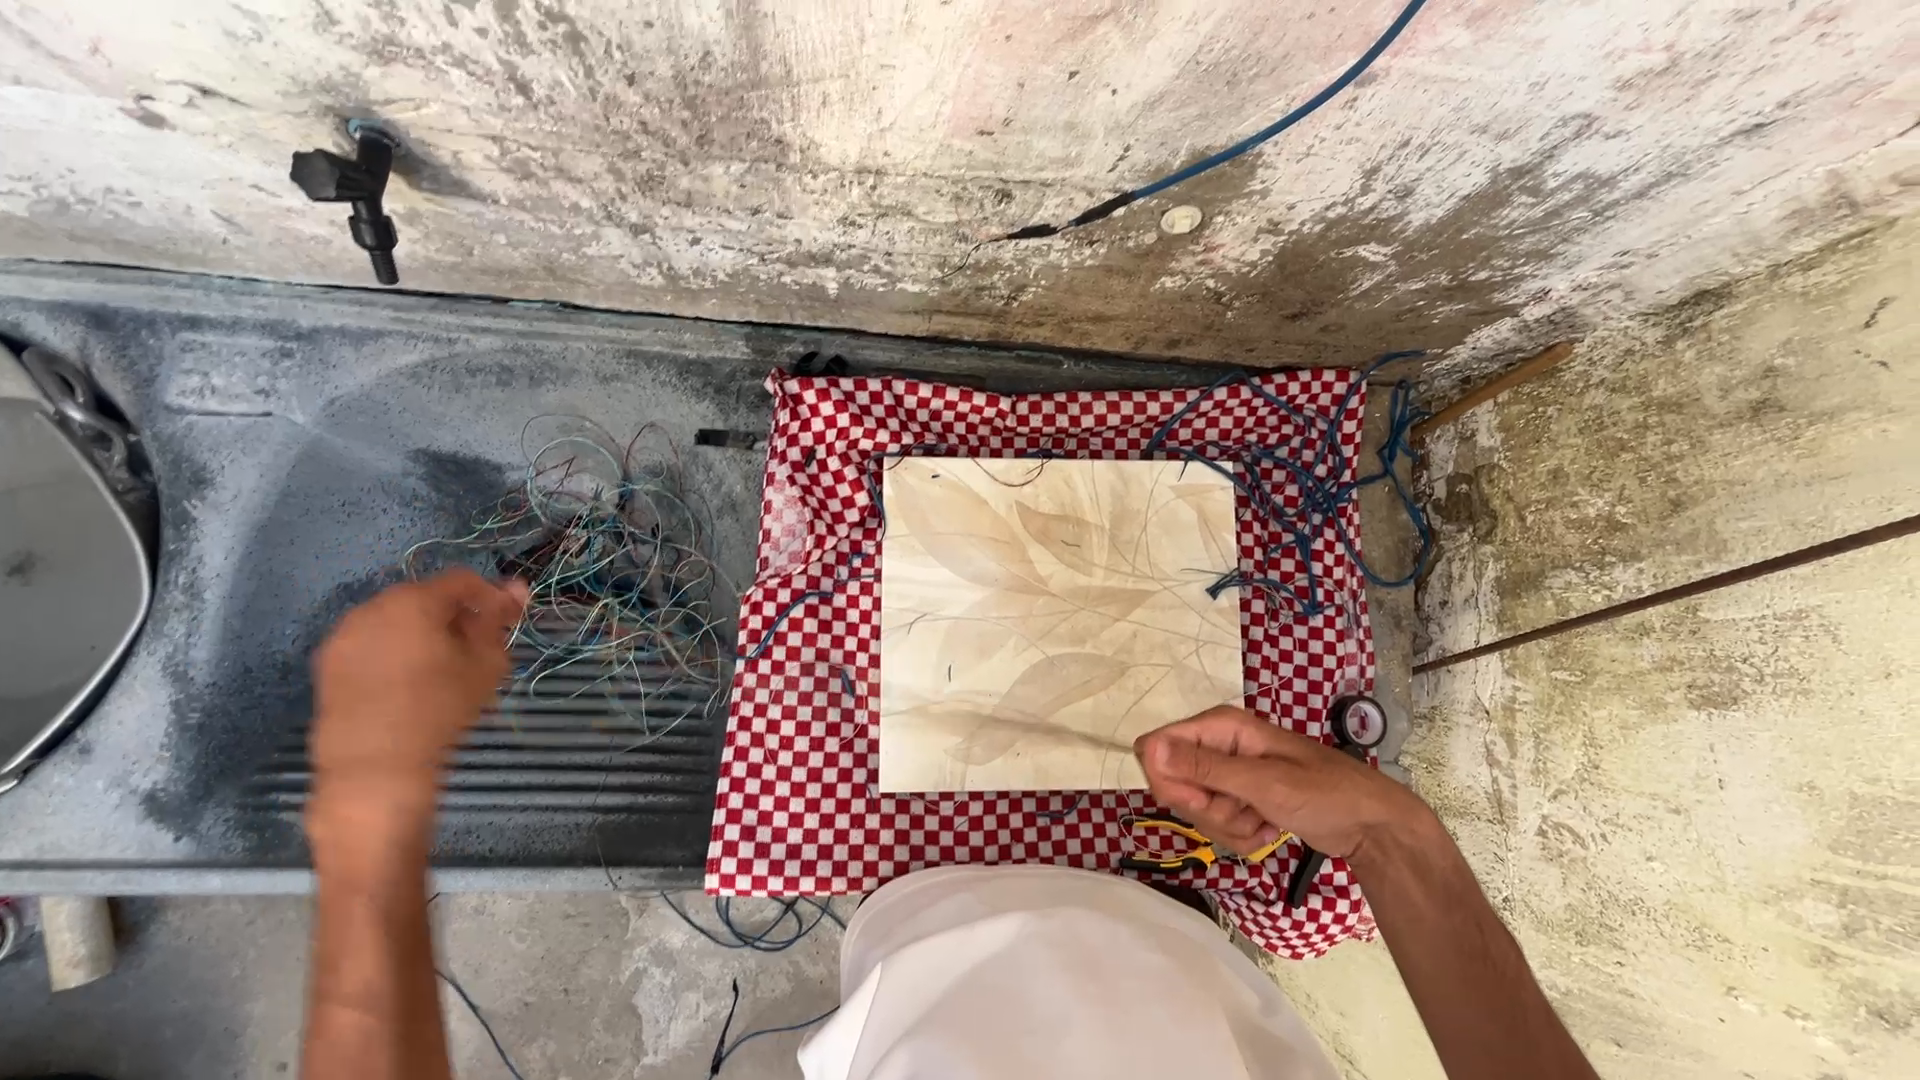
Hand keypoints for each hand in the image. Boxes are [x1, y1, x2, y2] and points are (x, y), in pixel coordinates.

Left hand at [307, 570, 527, 846]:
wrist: (376, 764)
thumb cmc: (441, 707)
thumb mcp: (485, 662)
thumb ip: (498, 620)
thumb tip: (517, 587)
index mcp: (414, 600)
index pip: (462, 580)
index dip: (490, 597)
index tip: (505, 623)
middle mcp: (372, 606)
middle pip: (425, 597)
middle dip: (454, 615)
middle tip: (474, 647)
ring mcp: (343, 635)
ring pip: (396, 620)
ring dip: (422, 632)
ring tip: (440, 666)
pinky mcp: (327, 663)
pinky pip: (372, 642)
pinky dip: (394, 650)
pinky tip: (407, 682)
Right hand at [1133, 704, 1429, 860]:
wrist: (1372, 825)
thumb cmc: (1324, 792)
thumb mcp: (1262, 781)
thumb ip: (1203, 767)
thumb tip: (1148, 749)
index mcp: (1219, 727)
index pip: (1157, 748)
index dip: (1170, 779)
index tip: (1202, 798)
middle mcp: (1217, 747)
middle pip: (1174, 784)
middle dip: (1207, 809)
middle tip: (1244, 811)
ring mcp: (1228, 776)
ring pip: (1196, 810)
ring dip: (1228, 827)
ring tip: (1264, 821)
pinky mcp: (1239, 801)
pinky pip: (1216, 825)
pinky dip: (1241, 836)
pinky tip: (1269, 830)